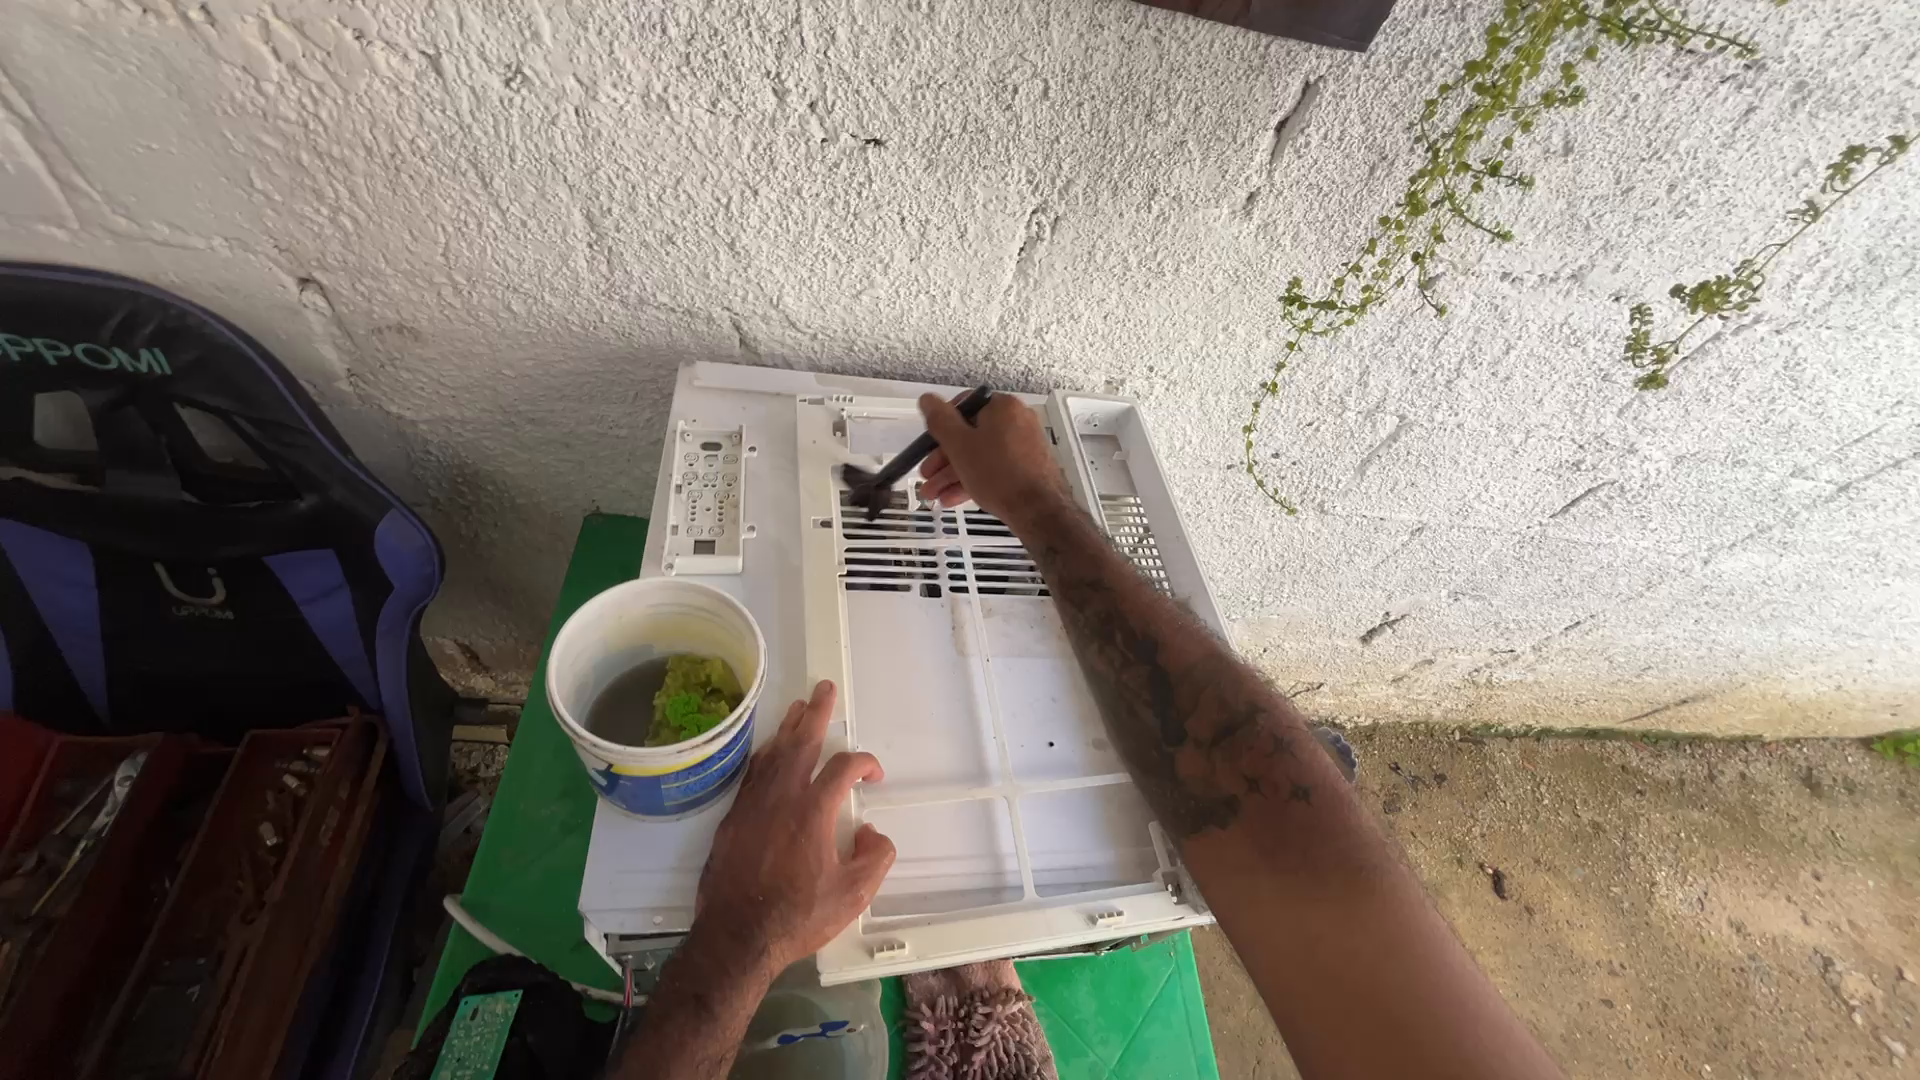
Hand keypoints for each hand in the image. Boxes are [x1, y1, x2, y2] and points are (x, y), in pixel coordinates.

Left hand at [693, 680, 894, 981]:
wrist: (737, 939)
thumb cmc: (798, 916)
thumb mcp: (853, 895)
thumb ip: (875, 857)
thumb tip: (872, 832)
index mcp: (815, 811)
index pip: (844, 767)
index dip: (864, 763)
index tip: (875, 775)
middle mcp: (783, 797)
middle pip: (802, 742)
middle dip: (817, 712)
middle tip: (824, 687)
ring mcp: (754, 805)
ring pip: (774, 753)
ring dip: (789, 727)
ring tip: (799, 707)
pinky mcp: (733, 818)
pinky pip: (752, 773)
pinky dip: (765, 755)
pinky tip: (770, 750)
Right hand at [916, 393, 1068, 526]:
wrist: (1038, 510)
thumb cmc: (1001, 475)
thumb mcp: (959, 445)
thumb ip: (940, 420)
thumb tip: (928, 400)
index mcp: (1003, 407)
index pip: (963, 407)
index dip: (941, 426)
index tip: (929, 443)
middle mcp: (1017, 421)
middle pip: (970, 435)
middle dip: (944, 459)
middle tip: (928, 475)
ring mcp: (1024, 445)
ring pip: (980, 455)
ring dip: (954, 473)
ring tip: (935, 493)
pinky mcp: (1027, 467)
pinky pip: (995, 468)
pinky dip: (974, 479)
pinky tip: (955, 496)